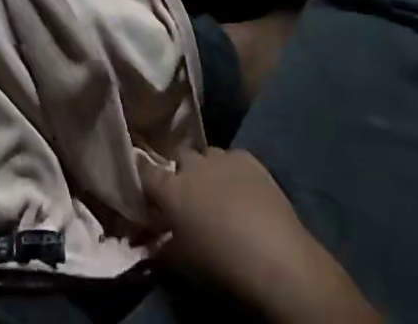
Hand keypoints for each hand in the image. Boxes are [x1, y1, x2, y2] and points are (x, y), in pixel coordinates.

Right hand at [141, 148, 316, 297]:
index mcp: (171, 190)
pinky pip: (232, 158)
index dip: (145, 180)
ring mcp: (222, 157)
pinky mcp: (248, 157)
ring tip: (217, 191)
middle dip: (180, 172)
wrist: (272, 253)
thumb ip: (162, 245)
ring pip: (207, 155)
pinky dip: (232, 170)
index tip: (148, 191)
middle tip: (188, 196)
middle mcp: (193, 166)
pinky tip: (243, 190)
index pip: (145, 173)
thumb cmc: (219, 262)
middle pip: (179, 157)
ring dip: (207, 169)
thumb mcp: (181, 261)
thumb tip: (154, 240)